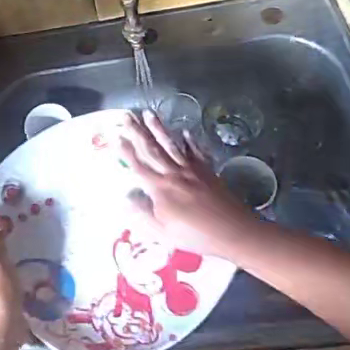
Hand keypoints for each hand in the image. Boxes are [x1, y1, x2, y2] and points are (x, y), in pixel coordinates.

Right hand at [118, 110, 262, 253]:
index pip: (138, 165)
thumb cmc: (196, 235)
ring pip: (171, 145)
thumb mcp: (163, 232)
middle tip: (126, 115)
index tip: (115, 135)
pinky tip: (185, 132)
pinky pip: (196, 152)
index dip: (125, 150)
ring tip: (148, 113)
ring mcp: (192, 170)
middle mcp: (174, 174)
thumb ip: (144, 214)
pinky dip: (190, 141)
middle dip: (137, 131)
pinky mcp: (207, 171)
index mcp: (160, 189)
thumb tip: (126, 198)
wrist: (234, 231)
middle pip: (152, 149)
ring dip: (158, 128)